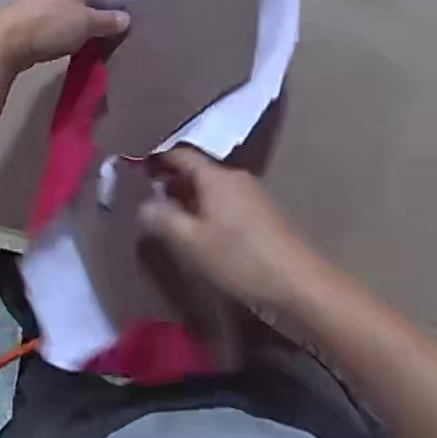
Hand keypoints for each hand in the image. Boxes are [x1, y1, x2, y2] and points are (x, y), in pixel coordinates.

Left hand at [0, 0, 128, 70]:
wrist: (8, 42)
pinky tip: (77, 48)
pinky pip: (62, 26)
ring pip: (76, 15)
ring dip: (86, 29)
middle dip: (102, 17)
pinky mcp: (36, 21)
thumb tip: (126, 18)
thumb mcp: (87, 23)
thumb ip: (108, 20)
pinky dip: (71, 35)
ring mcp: (46, 4)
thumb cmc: (52, 26)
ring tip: (99, 44)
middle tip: (116, 35)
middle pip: (90, 0)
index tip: (130, 18)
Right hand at [140, 146, 320, 309]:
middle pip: (197, 170)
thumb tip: (143, 205)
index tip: (139, 174)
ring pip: (211, 187)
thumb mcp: (191, 242)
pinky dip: (209, 209)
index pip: (181, 155)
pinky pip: (226, 200)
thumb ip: (163, 220)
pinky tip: (203, 232)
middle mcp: (233, 176)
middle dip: (173, 182)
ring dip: (191, 198)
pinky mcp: (261, 212)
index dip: (158, 161)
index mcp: (215, 175)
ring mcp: (250, 193)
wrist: (297, 282)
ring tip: (174, 221)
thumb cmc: (239, 258)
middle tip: (152, 202)